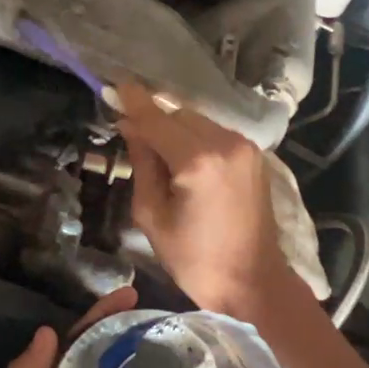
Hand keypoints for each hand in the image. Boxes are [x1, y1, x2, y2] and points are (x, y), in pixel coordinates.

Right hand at [115, 82, 300, 319]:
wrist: (253, 281)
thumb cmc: (195, 259)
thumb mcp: (152, 216)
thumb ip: (142, 164)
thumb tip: (131, 129)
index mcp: (197, 160)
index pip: (157, 119)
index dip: (134, 103)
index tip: (115, 85)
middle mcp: (225, 143)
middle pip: (178, 115)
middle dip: (154, 121)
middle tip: (131, 136)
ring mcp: (244, 147)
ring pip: (198, 122)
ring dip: (175, 129)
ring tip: (158, 154)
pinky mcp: (253, 155)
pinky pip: (215, 134)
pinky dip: (195, 139)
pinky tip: (184, 160)